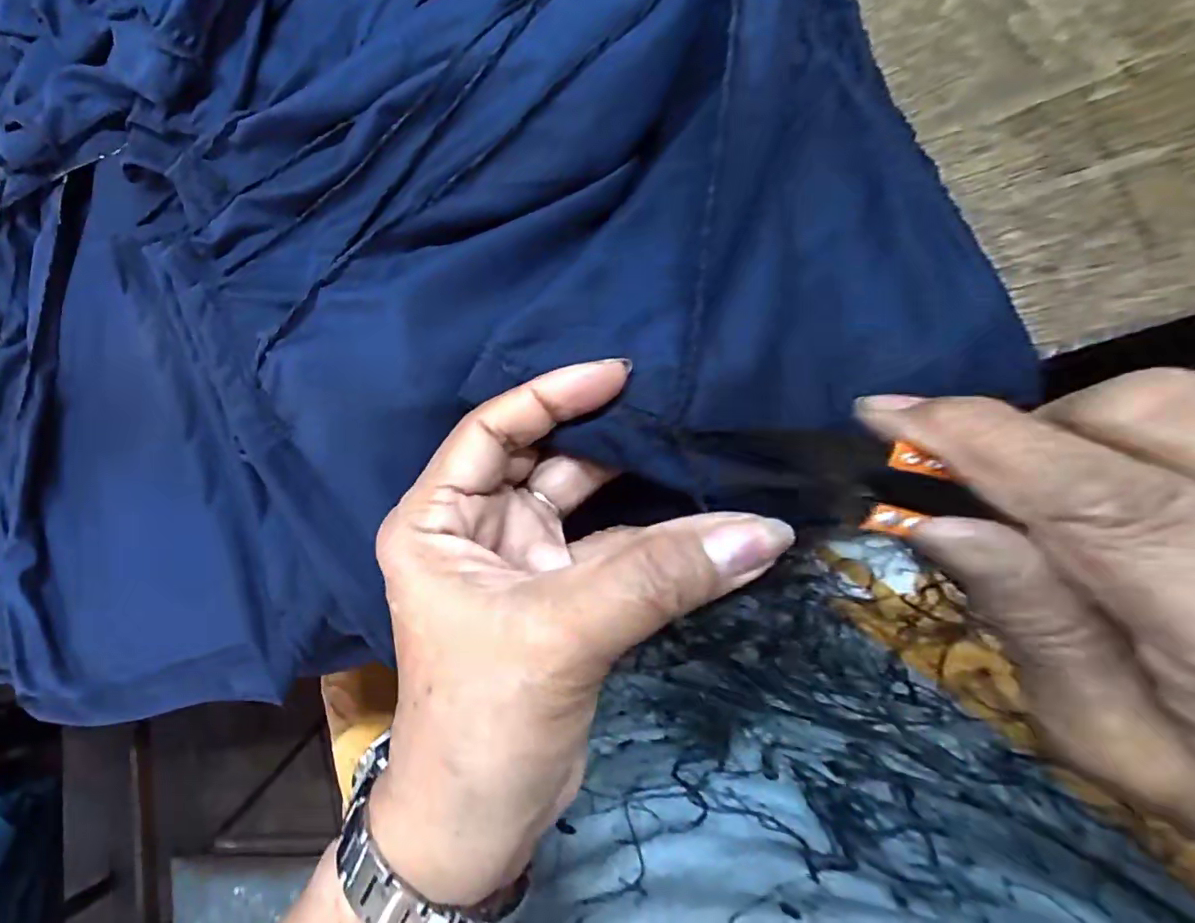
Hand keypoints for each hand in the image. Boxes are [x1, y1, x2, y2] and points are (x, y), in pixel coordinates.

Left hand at [366, 359, 793, 905]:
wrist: (478, 822)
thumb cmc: (483, 719)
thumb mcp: (559, 633)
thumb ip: (655, 577)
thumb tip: (760, 530)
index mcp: (435, 519)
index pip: (490, 430)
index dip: (549, 394)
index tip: (617, 372)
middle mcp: (471, 527)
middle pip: (537, 457)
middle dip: (597, 431)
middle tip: (667, 402)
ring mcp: (516, 559)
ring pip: (577, 501)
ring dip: (634, 483)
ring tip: (695, 446)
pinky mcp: (554, 594)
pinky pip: (606, 548)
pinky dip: (651, 537)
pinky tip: (704, 519)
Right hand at [856, 369, 1194, 917]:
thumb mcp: (1129, 750)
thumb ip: (1035, 630)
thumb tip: (935, 524)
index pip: (1114, 508)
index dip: (986, 443)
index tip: (884, 414)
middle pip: (1149, 421)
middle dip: (1026, 430)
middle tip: (981, 479)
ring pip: (1193, 397)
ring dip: (1081, 424)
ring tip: (1065, 484)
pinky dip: (1149, 424)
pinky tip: (1144, 476)